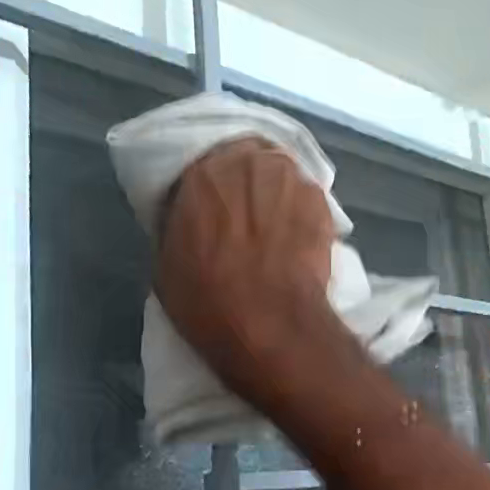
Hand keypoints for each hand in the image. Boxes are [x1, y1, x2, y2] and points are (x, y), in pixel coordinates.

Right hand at [155, 139, 354, 408]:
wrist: (272, 327)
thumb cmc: (208, 303)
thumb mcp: (167, 268)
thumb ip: (177, 231)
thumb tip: (187, 225)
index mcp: (199, 174)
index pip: (198, 169)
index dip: (203, 194)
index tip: (204, 215)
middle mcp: (247, 162)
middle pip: (243, 163)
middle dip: (241, 185)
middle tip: (240, 219)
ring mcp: (291, 179)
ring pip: (278, 176)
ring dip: (272, 195)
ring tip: (272, 230)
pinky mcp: (322, 203)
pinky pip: (305, 200)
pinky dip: (299, 214)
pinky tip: (296, 241)